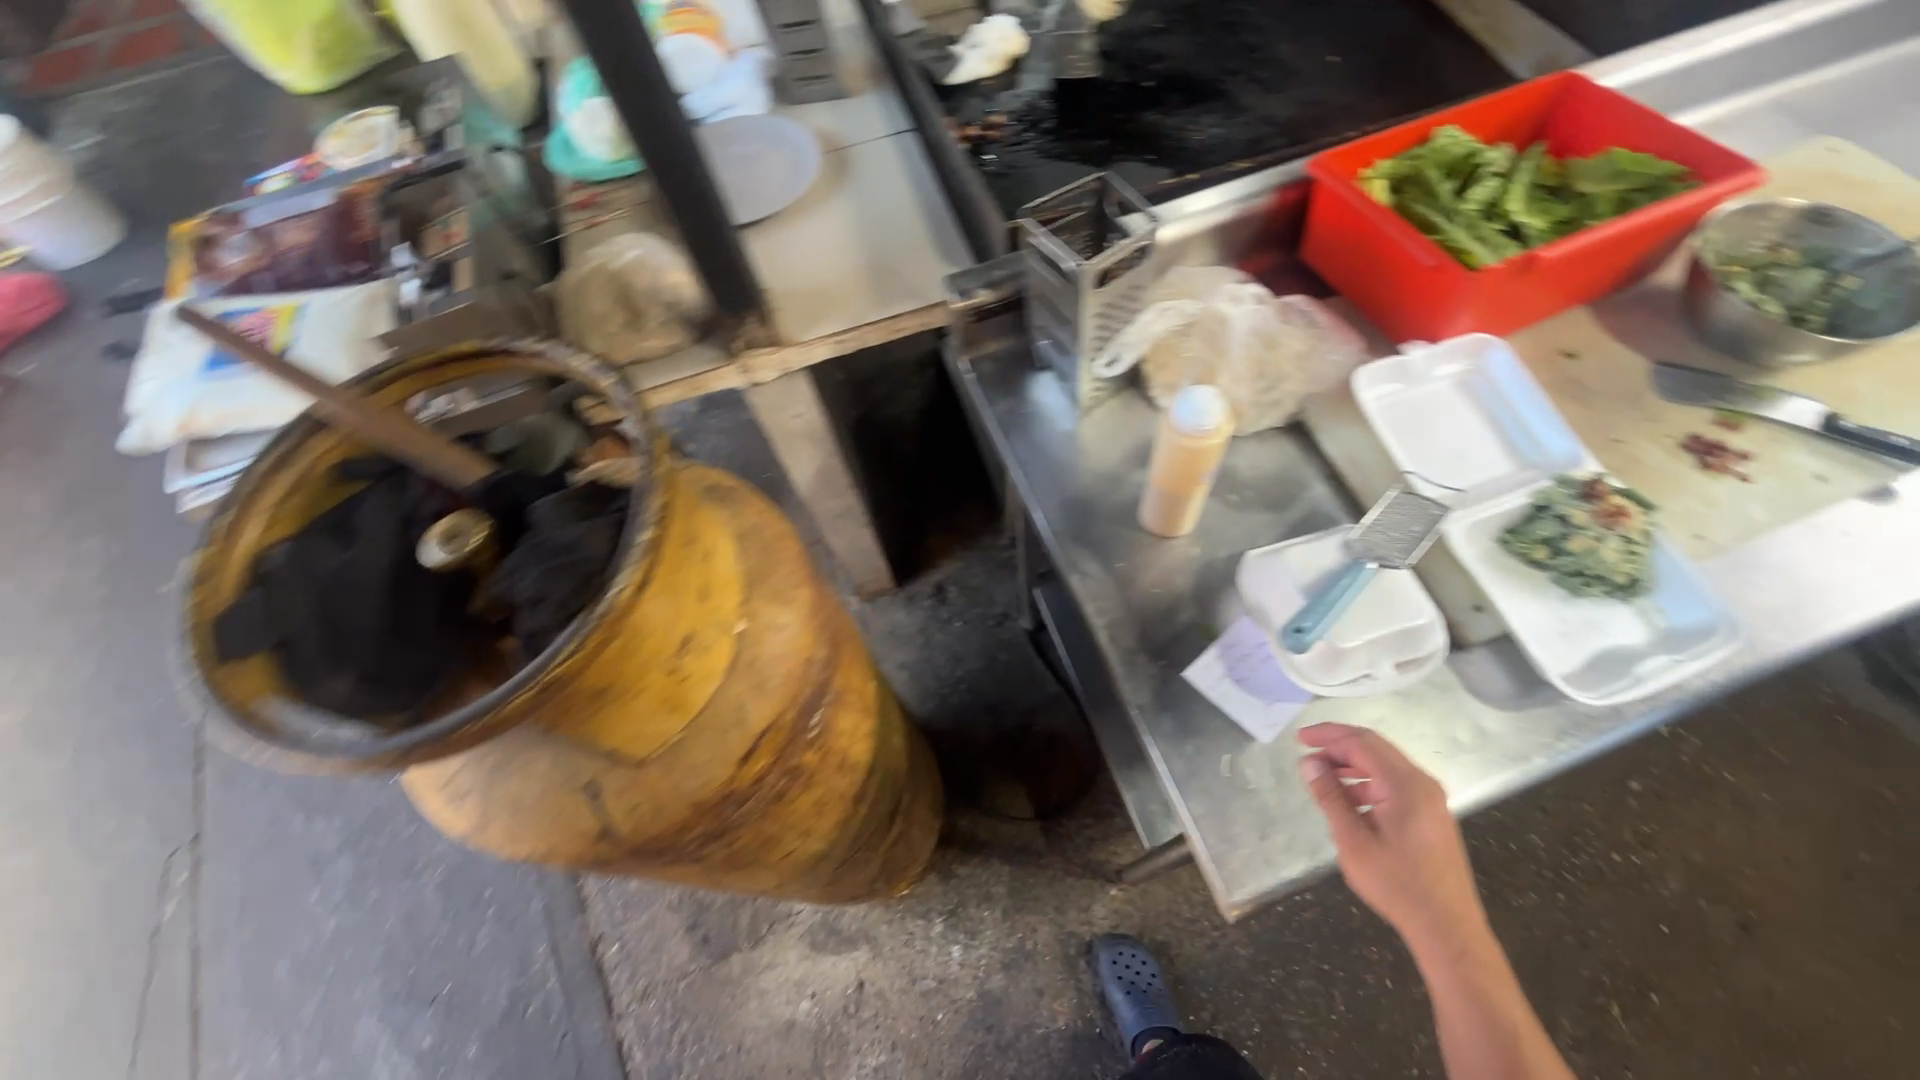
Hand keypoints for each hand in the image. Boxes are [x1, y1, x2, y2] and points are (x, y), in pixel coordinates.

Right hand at [1297, 723, 1485, 951]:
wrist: (1447, 927)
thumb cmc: (1397, 884)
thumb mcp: (1353, 841)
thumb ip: (1331, 797)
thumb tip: (1310, 763)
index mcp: (1405, 785)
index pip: (1363, 743)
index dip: (1329, 736)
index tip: (1300, 739)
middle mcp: (1422, 784)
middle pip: (1376, 748)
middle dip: (1339, 745)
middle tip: (1307, 750)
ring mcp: (1431, 800)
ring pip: (1386, 766)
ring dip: (1353, 764)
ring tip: (1323, 776)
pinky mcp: (1432, 815)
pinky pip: (1396, 784)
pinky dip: (1368, 782)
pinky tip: (1350, 800)